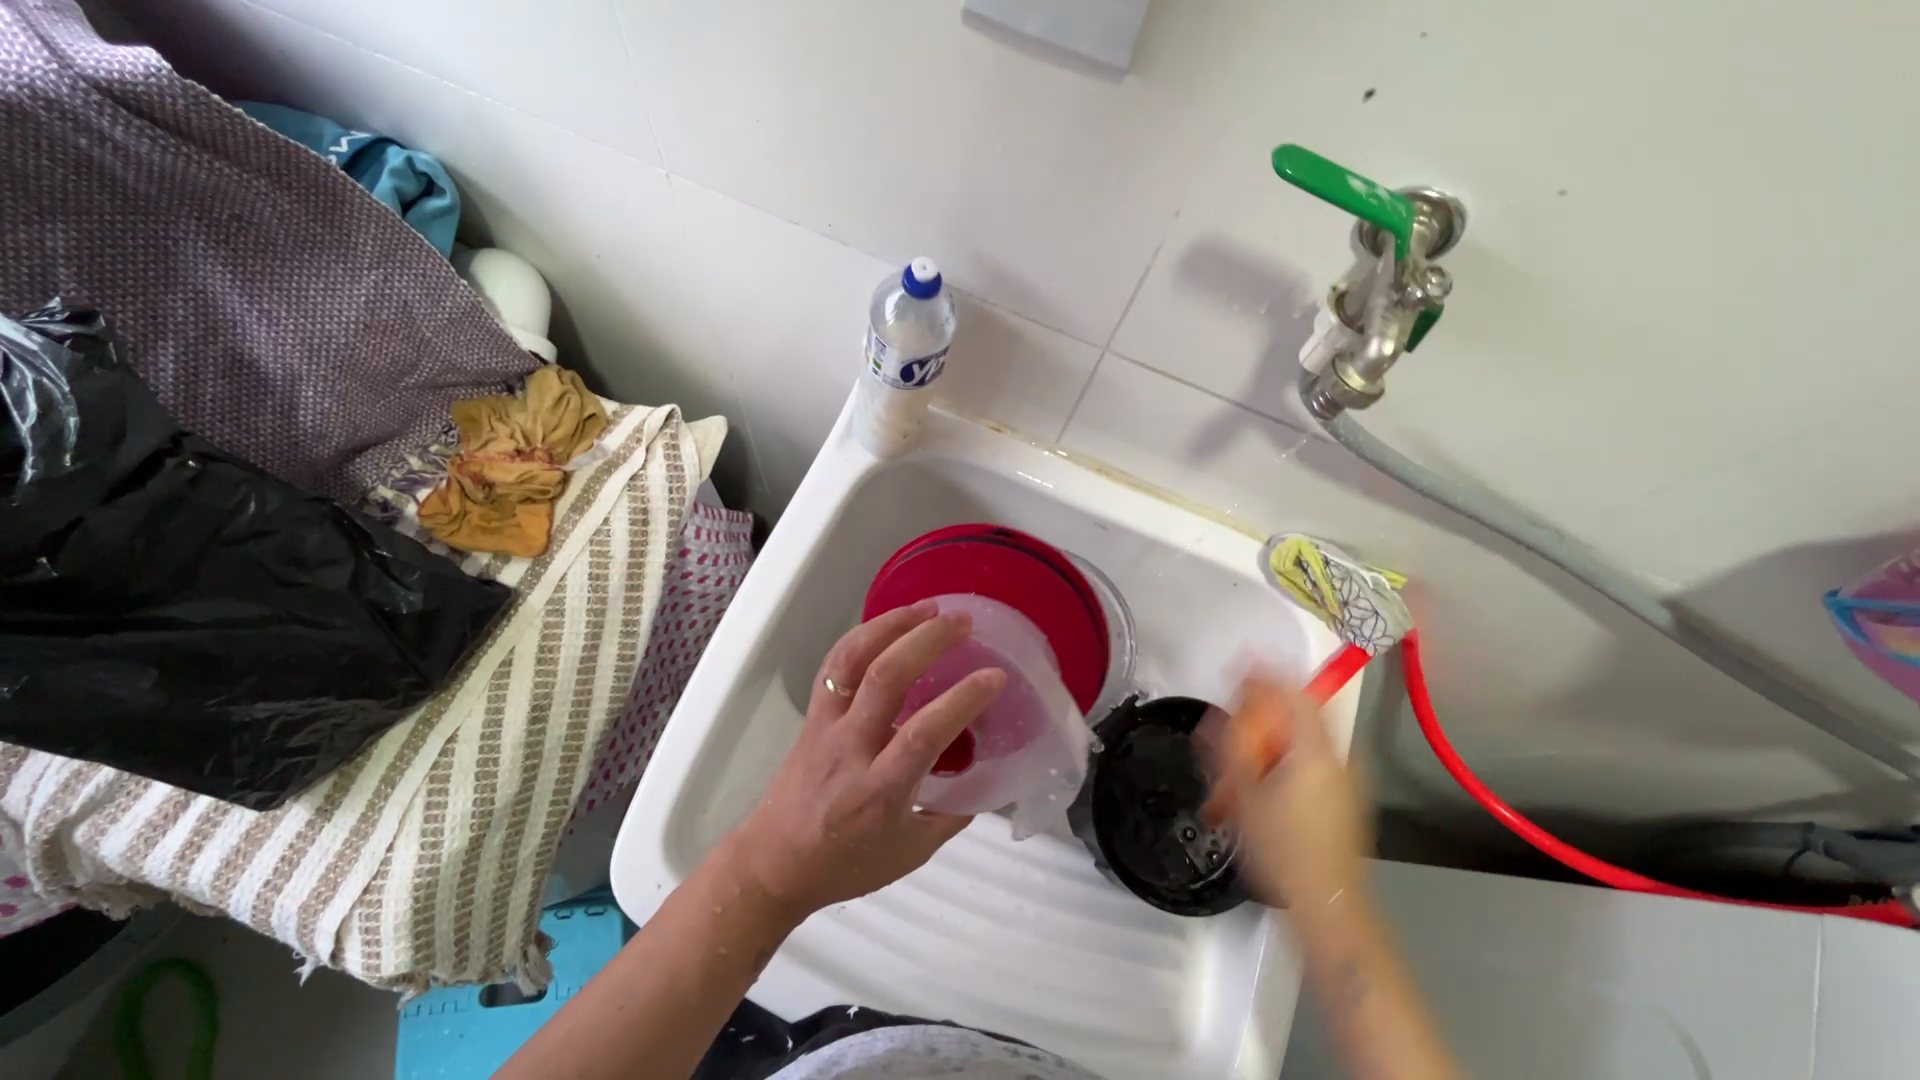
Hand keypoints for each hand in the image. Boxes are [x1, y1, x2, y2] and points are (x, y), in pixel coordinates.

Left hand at [723, 600, 1005, 921]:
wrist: (774, 864)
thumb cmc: (847, 864)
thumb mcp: (912, 851)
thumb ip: (953, 813)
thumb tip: (991, 777)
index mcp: (880, 791)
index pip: (923, 735)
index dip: (961, 700)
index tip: (995, 676)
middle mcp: (850, 750)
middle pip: (884, 680)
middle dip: (926, 641)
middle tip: (963, 621)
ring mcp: (826, 727)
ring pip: (852, 661)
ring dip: (891, 625)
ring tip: (929, 607)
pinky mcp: (812, 716)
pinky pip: (835, 666)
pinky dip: (864, 636)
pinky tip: (891, 623)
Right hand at [1208, 673, 1369, 917]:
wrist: (1328, 905)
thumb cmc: (1283, 851)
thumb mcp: (1243, 796)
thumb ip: (1229, 749)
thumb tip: (1217, 719)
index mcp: (1314, 750)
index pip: (1292, 691)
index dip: (1264, 674)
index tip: (1238, 669)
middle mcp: (1339, 756)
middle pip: (1300, 713)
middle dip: (1264, 712)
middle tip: (1234, 724)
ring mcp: (1349, 778)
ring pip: (1305, 739)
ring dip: (1273, 740)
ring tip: (1241, 767)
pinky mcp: (1347, 798)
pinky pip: (1313, 762)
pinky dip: (1286, 761)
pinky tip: (1263, 789)